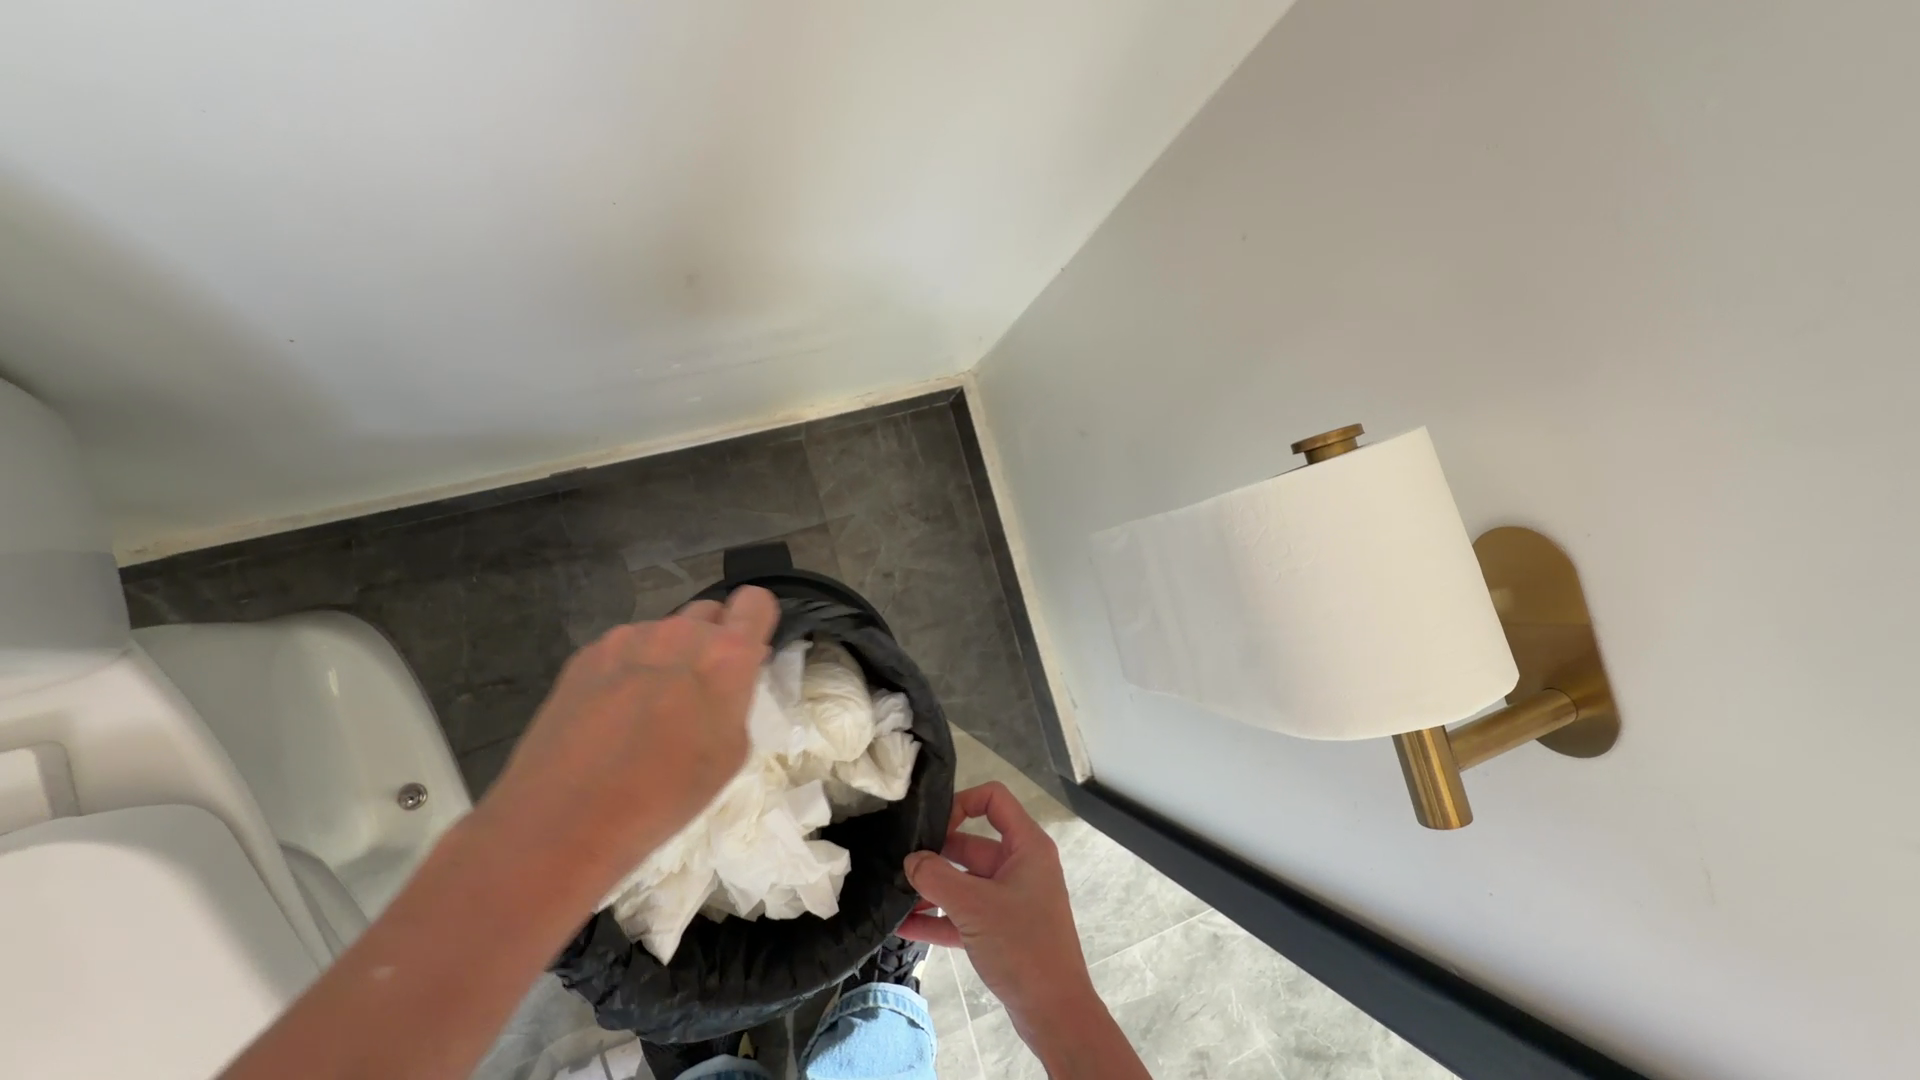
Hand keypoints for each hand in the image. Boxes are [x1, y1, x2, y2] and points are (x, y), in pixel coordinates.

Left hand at [470, 586, 779, 904]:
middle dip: (711, 643)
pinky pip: (624, 650)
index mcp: (725, 654)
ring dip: (667, 657)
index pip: (755, 601)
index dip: (755, 623)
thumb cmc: (666, 795)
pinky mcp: (585, 654)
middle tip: (698, 693)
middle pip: (708, 614)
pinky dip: (628, 671)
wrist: (565, 819)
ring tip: (647, 712)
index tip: (748, 655)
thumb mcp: (730, 752)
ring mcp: (626, 639)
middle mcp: (679, 632)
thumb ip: (735, 697)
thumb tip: (724, 676)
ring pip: (663, 634)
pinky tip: (611, 716)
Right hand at [899, 782, 1093, 1026]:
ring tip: (893, 895)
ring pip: (964, 882)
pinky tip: (902, 926)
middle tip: (897, 864)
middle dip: (935, 854)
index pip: (994, 799)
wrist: (1054, 1013)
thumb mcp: (974, 907)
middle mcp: (1020, 866)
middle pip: (971, 843)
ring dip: (931, 889)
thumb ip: (936, 878)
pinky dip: (938, 918)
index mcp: (1026, 846)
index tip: (931, 825)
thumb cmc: (1022, 946)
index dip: (961, 802)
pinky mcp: (1001, 930)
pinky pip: (964, 914)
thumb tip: (910, 860)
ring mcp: (1010, 898)